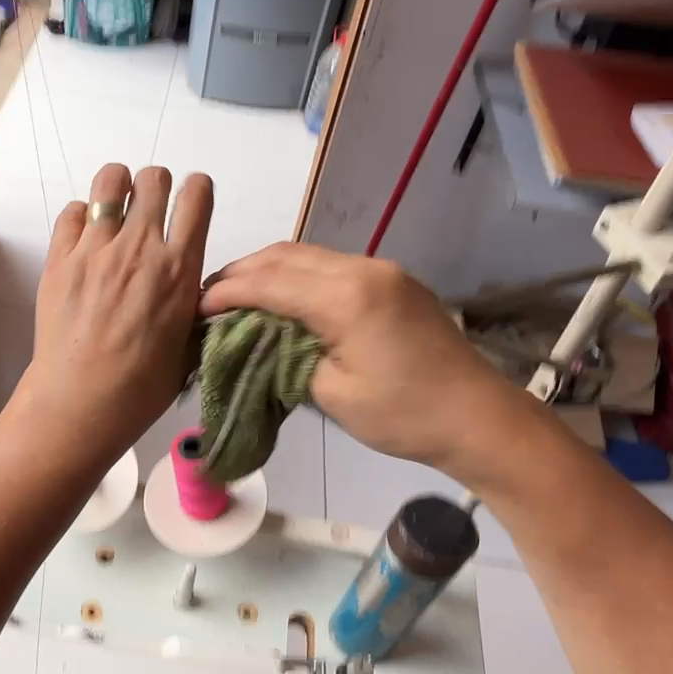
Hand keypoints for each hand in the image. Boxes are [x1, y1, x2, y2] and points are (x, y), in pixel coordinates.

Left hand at [12, 164, 212, 461]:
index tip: (190, 201)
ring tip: (114, 212)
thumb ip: (191, 306)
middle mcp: (140, 248)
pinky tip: (84, 240)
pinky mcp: (59, 259)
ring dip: (117, 188)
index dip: (196, 190)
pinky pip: (72, 211)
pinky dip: (82, 217)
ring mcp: (96, 250)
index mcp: (180, 269)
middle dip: (155, 187)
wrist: (83, 401)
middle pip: (153, 178)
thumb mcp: (188, 345)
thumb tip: (192, 290)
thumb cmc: (142, 387)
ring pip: (109, 180)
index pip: (197, 195)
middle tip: (148, 212)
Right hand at [200, 243, 535, 480]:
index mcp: (347, 297)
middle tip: (208, 298)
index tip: (195, 307)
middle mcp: (363, 269)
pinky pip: (332, 267)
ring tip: (237, 296)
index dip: (228, 292)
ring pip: (309, 256)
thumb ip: (287, 358)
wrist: (477, 417)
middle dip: (242, 273)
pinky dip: (297, 278)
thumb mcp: (332, 395)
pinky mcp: (393, 282)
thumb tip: (259, 342)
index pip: (270, 282)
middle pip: (286, 256)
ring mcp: (382, 271)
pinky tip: (281, 299)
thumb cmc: (404, 415)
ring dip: (269, 271)